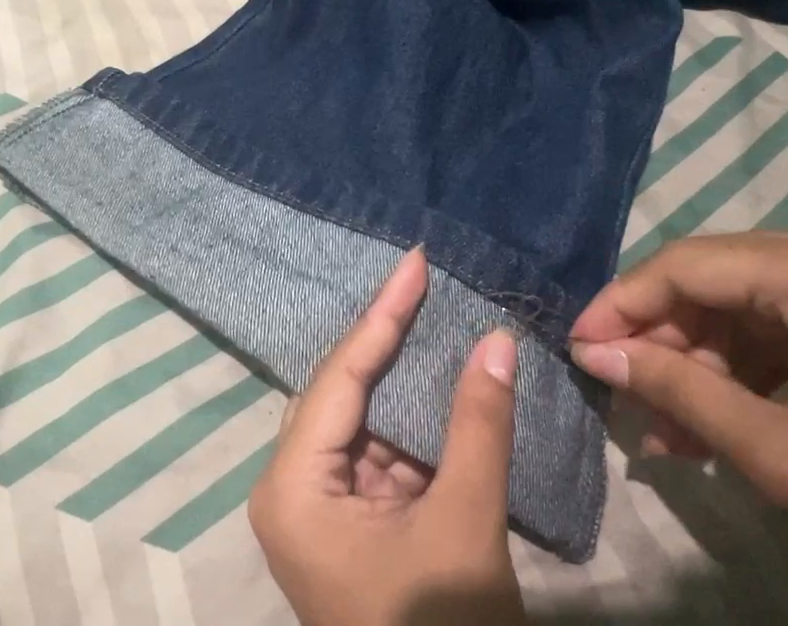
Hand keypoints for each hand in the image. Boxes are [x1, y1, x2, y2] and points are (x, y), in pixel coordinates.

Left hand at [249, 247, 527, 625]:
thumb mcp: (463, 525)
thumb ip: (477, 427)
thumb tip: (496, 340)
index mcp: (294, 488)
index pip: (339, 378)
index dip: (381, 316)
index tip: (412, 261)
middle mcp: (291, 489)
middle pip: (342, 393)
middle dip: (387, 341)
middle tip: (422, 280)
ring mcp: (317, 510)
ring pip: (361, 422)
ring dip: (403, 382)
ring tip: (434, 316)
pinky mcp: (346, 526)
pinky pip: (377, 456)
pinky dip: (414, 428)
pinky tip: (442, 388)